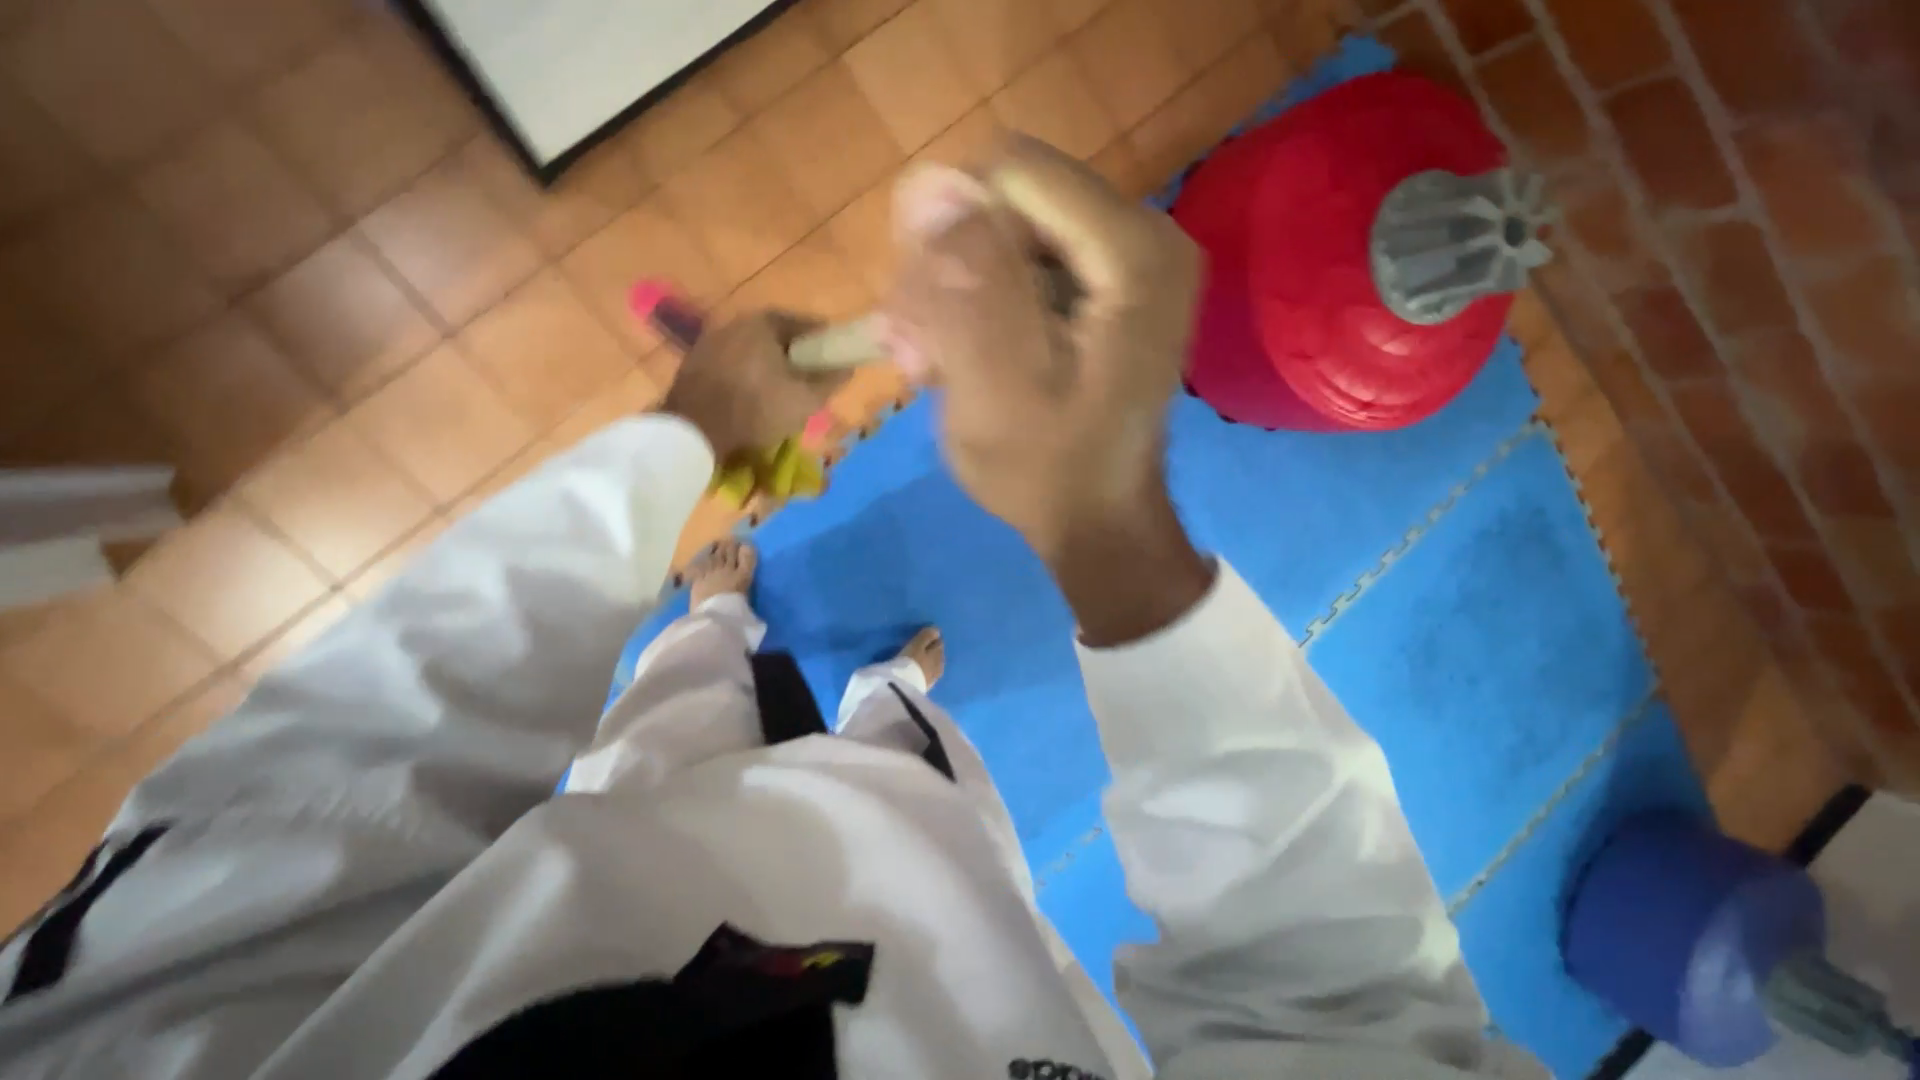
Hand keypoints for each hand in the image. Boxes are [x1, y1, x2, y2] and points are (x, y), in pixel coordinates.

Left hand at [661, 312, 842, 462]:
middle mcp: (736, 322)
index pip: (806, 324)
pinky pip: (731, 365)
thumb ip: (831, 380)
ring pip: (753, 351)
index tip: (834, 362)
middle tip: (808, 381)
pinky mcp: (694, 363)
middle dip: (795, 357)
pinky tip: (750, 400)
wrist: (693, 431)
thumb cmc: (756, 409)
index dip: (824, 344)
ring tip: (780, 394)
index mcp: (765, 322)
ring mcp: (711, 341)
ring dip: (768, 368)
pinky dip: (745, 377)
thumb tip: (848, 367)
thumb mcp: (806, 400)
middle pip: (777, 337)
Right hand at [887, 137, 1214, 644]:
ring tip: (931, 362)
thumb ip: (965, 283)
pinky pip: (1025, 260)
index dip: (949, 231)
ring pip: (1008, 229)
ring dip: (954, 290)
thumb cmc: (1046, 470)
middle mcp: (1145, 233)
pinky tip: (956, 355)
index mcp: (1133, 251)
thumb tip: (928, 184)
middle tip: (919, 350)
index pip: (1011, 173)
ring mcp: (1130, 256)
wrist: (1097, 521)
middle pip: (1011, 198)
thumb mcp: (993, 386)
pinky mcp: (1110, 282)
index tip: (923, 314)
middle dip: (948, 265)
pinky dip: (981, 302)